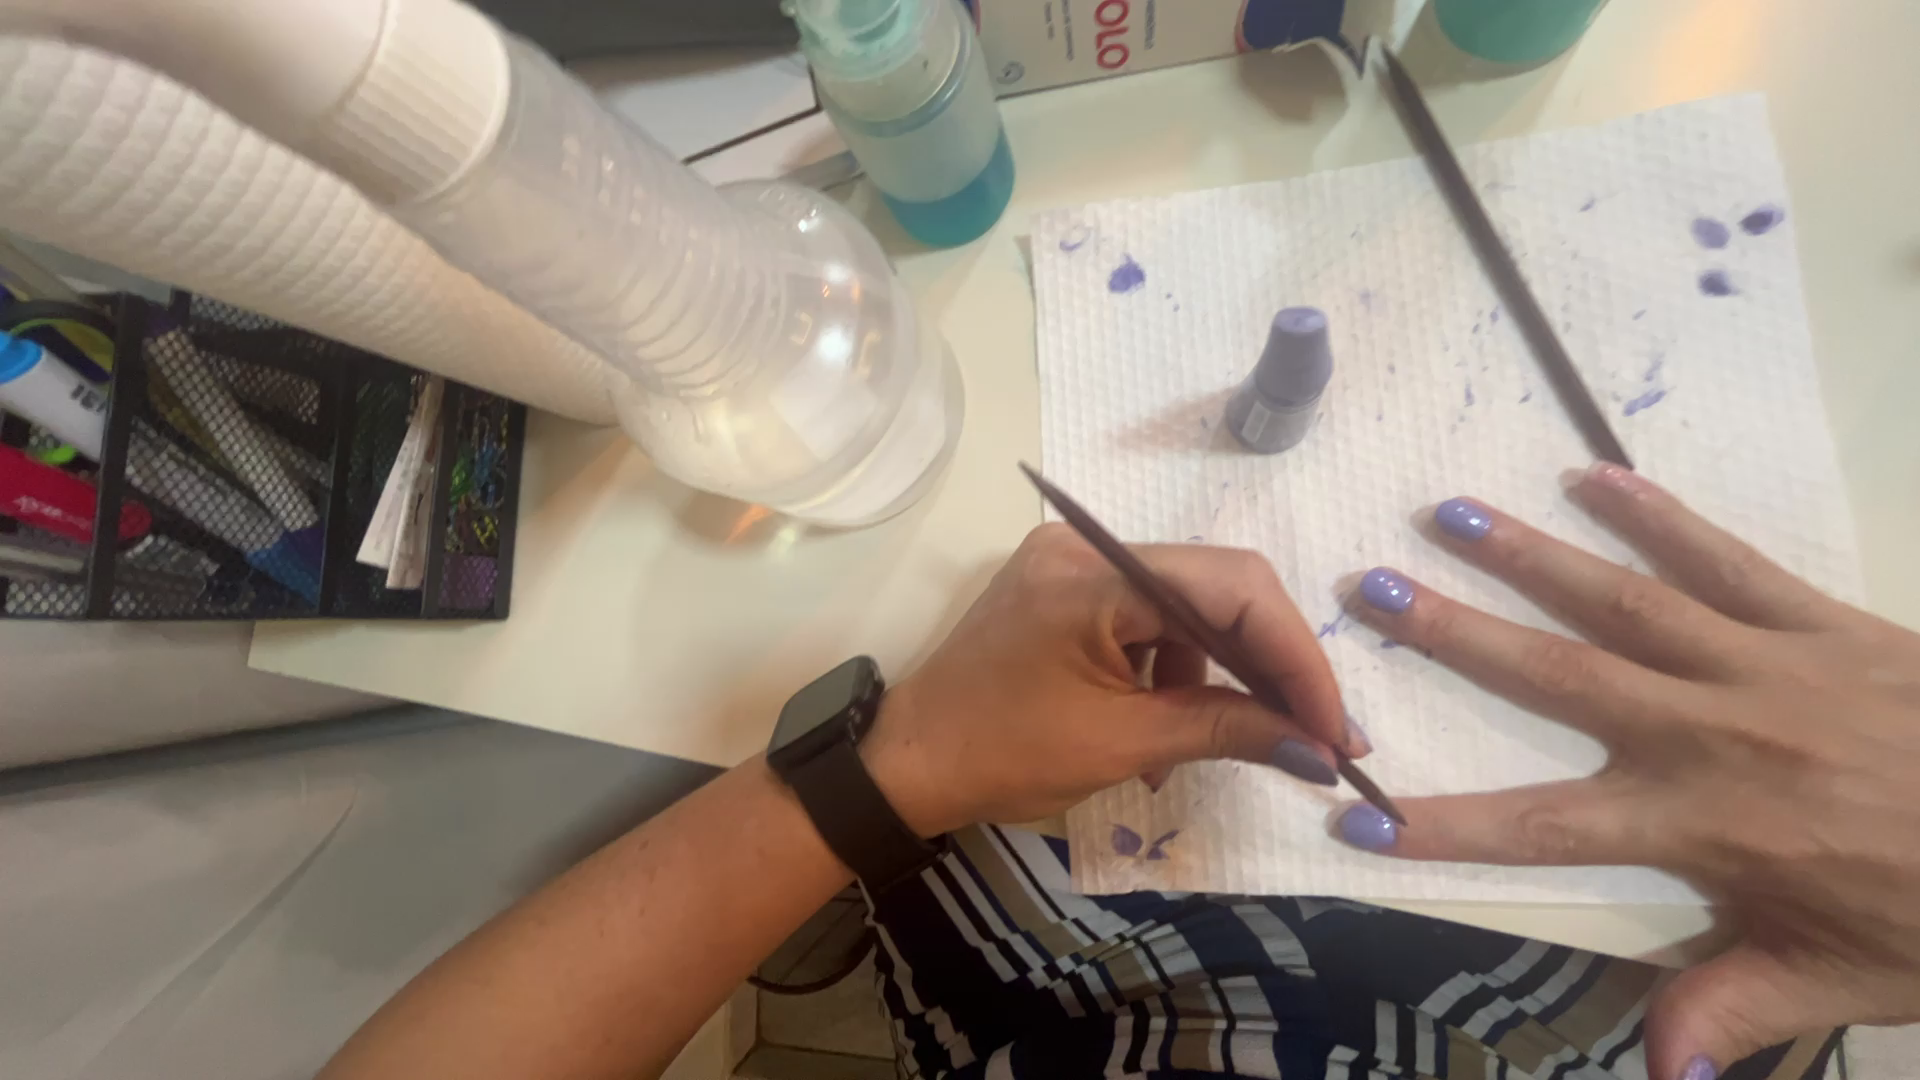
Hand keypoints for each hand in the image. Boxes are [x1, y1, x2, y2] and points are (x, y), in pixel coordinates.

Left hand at [862, 522, 1365, 839]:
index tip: (1334, 727)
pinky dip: (1172, 661)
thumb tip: (1320, 748)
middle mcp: (1083, 546)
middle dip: (1267, 660)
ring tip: (1231, 733)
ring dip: (1218, 666)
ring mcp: (1068, 560)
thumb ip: (1226, 730)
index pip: (1228, 586)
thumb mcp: (1122, 745)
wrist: (910, 758)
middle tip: (1312, 732)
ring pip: (1182, 600)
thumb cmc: (1003, 754)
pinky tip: (1170, 713)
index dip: (1296, 654)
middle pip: (1211, 584)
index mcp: (1091, 576)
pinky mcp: (1062, 586)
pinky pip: (1142, 612)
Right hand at [1335, 463, 1919, 1079]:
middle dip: (1450, 629)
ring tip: (1450, 512)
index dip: (1442, 828)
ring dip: (1526, 552)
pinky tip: (1594, 475)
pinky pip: (1727, 561)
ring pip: (1620, 599)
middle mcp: (1708, 733)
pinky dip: (1658, 516)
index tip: (1355, 819)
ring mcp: (1763, 666)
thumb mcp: (1852, 981)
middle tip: (1371, 585)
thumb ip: (1737, 1008)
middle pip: (1550, 674)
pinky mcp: (1825, 623)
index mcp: (1703, 824)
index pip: (1540, 828)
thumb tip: (1656, 1072)